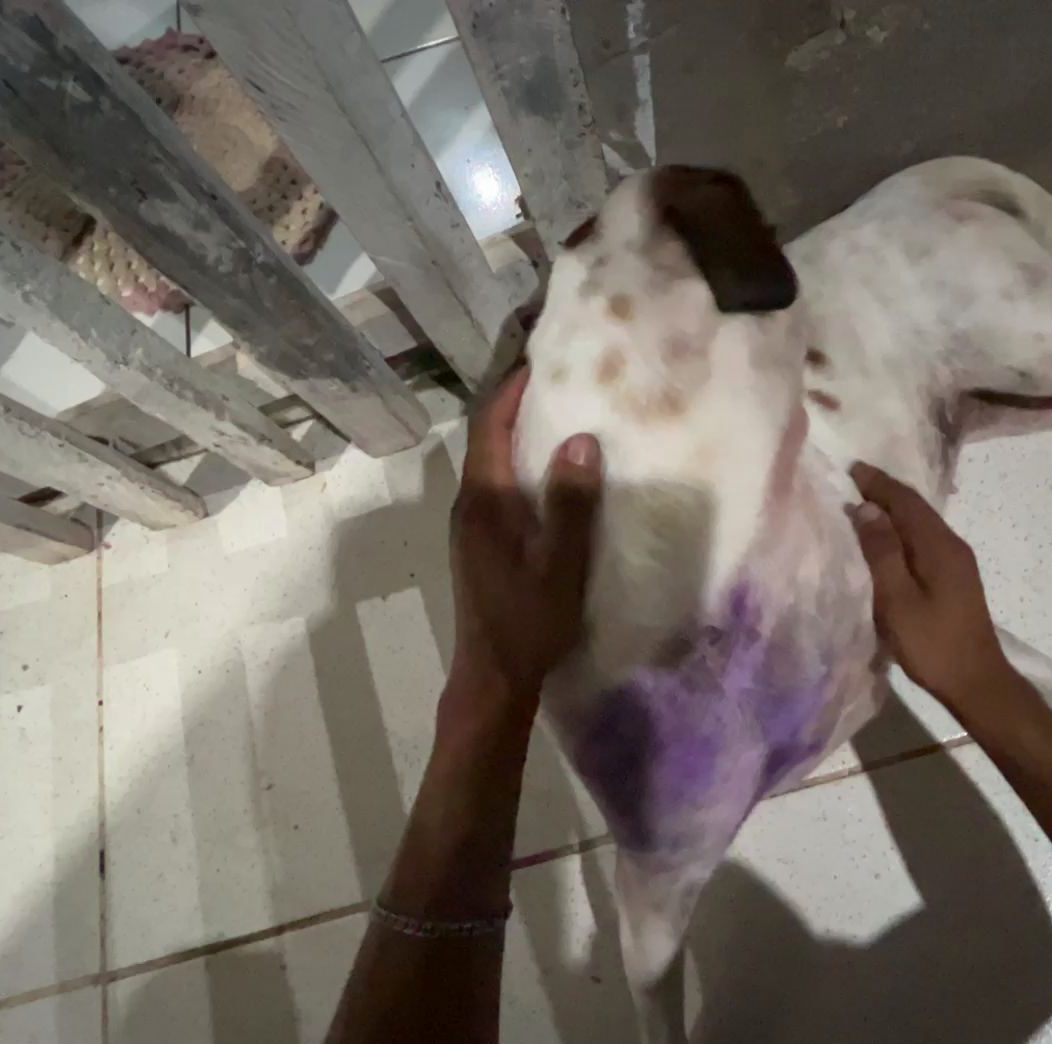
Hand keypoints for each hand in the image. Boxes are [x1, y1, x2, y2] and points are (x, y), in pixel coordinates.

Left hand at [448, 369, 602, 708]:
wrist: (493, 675)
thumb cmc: (528, 621)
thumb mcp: (559, 565)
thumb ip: (570, 504)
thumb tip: (581, 439)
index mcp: (484, 502)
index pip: (490, 426)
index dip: (512, 389)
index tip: (544, 359)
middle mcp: (470, 505)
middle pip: (488, 438)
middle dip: (519, 404)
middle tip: (563, 381)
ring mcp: (473, 525)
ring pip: (494, 462)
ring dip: (522, 434)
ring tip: (566, 416)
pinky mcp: (483, 541)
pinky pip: (501, 485)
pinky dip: (524, 464)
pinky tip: (556, 473)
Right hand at [848, 462, 1016, 707]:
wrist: (976, 682)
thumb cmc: (931, 643)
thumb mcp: (897, 598)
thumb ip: (881, 552)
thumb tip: (866, 509)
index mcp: (939, 545)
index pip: (905, 501)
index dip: (877, 483)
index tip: (850, 469)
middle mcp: (952, 545)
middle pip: (915, 508)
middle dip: (884, 492)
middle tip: (851, 483)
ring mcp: (957, 562)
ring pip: (920, 524)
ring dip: (892, 512)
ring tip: (860, 508)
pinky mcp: (954, 579)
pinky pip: (923, 541)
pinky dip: (900, 532)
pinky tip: (884, 542)